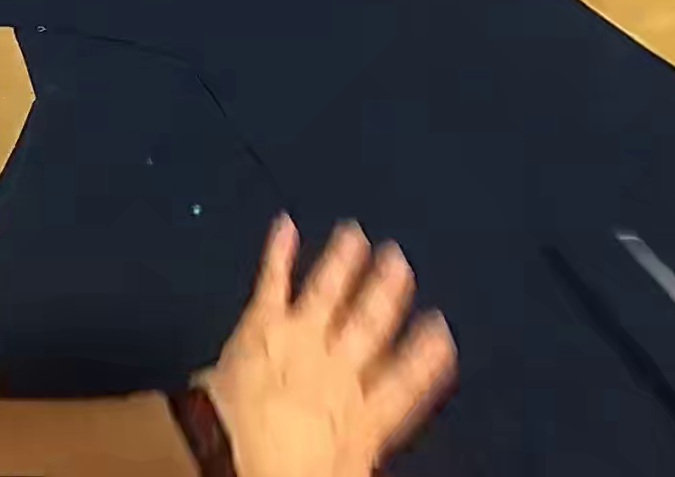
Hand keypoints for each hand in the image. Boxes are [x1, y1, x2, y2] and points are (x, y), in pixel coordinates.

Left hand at [197, 216, 456, 476]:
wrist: (233, 450)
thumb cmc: (286, 470)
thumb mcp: (347, 472)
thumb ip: (364, 450)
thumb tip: (378, 441)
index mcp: (366, 418)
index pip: (406, 382)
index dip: (425, 356)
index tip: (441, 326)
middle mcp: (338, 369)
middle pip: (369, 326)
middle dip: (385, 291)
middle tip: (400, 258)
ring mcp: (298, 338)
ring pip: (327, 293)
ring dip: (342, 262)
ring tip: (355, 232)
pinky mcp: (261, 319)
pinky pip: (273, 279)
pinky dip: (280, 250)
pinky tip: (285, 223)